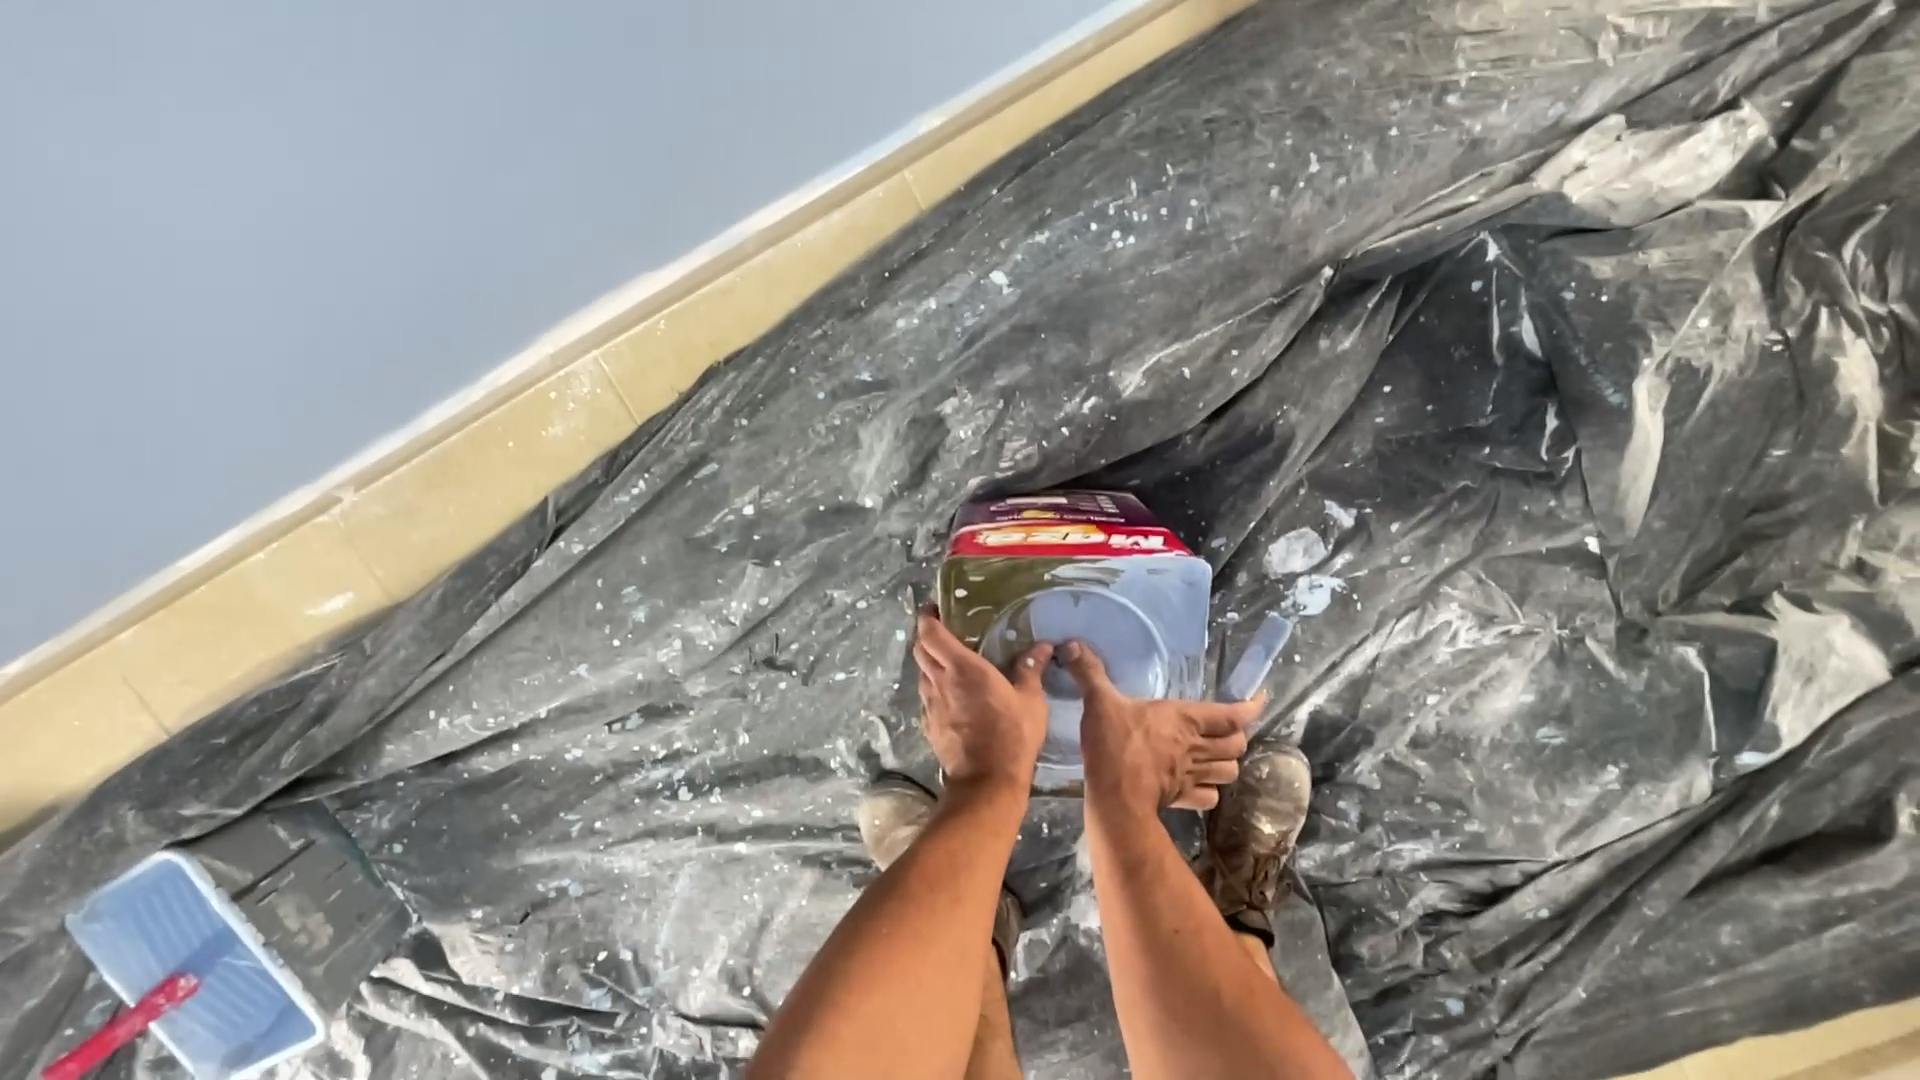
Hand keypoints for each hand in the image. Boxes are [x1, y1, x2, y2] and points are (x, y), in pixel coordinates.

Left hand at [913, 608, 1054, 795]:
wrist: (986, 781)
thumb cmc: (1011, 735)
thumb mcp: (1030, 701)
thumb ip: (1031, 670)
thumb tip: (1042, 647)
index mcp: (962, 668)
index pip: (930, 633)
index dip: (927, 617)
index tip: (935, 608)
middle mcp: (940, 681)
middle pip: (920, 649)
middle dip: (926, 636)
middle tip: (943, 630)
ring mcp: (931, 704)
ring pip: (921, 673)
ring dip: (929, 662)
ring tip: (949, 661)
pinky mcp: (929, 724)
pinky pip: (926, 696)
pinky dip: (934, 687)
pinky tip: (951, 694)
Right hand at [1058, 641, 1260, 813]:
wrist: (1115, 798)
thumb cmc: (1114, 745)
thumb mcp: (1099, 702)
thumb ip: (1089, 672)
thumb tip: (1071, 644)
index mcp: (1184, 719)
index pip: (1232, 713)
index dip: (1250, 707)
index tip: (1259, 699)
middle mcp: (1195, 746)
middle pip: (1237, 743)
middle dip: (1238, 735)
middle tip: (1228, 728)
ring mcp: (1192, 776)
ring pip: (1229, 771)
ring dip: (1227, 762)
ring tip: (1216, 756)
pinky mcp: (1183, 800)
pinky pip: (1209, 797)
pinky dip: (1210, 791)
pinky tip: (1199, 786)